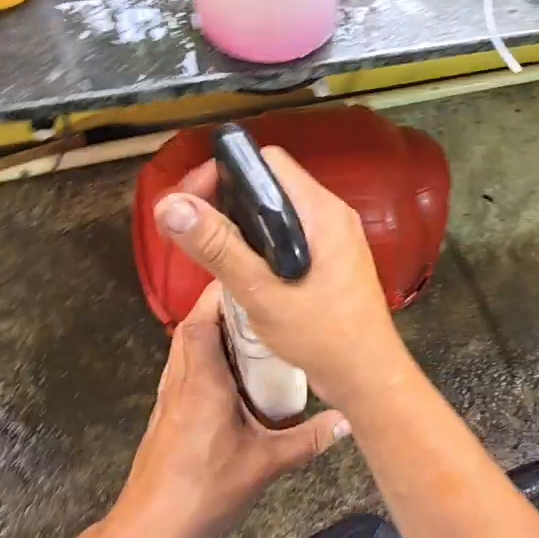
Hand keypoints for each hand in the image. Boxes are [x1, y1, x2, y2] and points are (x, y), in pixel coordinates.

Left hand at [103, 281, 348, 537]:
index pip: (201, 321)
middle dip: (223, 306)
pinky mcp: (167, 414)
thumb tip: (350, 419)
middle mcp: (181, 381)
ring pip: (186, 346)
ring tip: (255, 326)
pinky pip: (186, 367)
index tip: (253, 278)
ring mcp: (170, 398)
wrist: (147, 532)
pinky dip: (207, 354)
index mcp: (202, 383)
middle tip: (264, 298)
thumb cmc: (203, 491)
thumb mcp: (265, 465)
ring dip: (214, 329)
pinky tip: (236, 369)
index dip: (221, 294)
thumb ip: (308, 440)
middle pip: (192, 326)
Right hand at [152, 148, 412, 411]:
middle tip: (191, 231)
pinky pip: (288, 236)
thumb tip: (170, 205)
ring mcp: (333, 238)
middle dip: (226, 200)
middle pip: (270, 184)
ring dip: (241, 226)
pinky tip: (240, 272)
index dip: (222, 172)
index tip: (189, 203)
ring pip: (278, 212)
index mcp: (322, 211)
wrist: (368, 375)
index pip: (267, 162)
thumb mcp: (261, 291)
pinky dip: (261, 245)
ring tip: (209, 253)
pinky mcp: (329, 260)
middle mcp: (331, 215)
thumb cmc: (322, 334)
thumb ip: (218, 246)